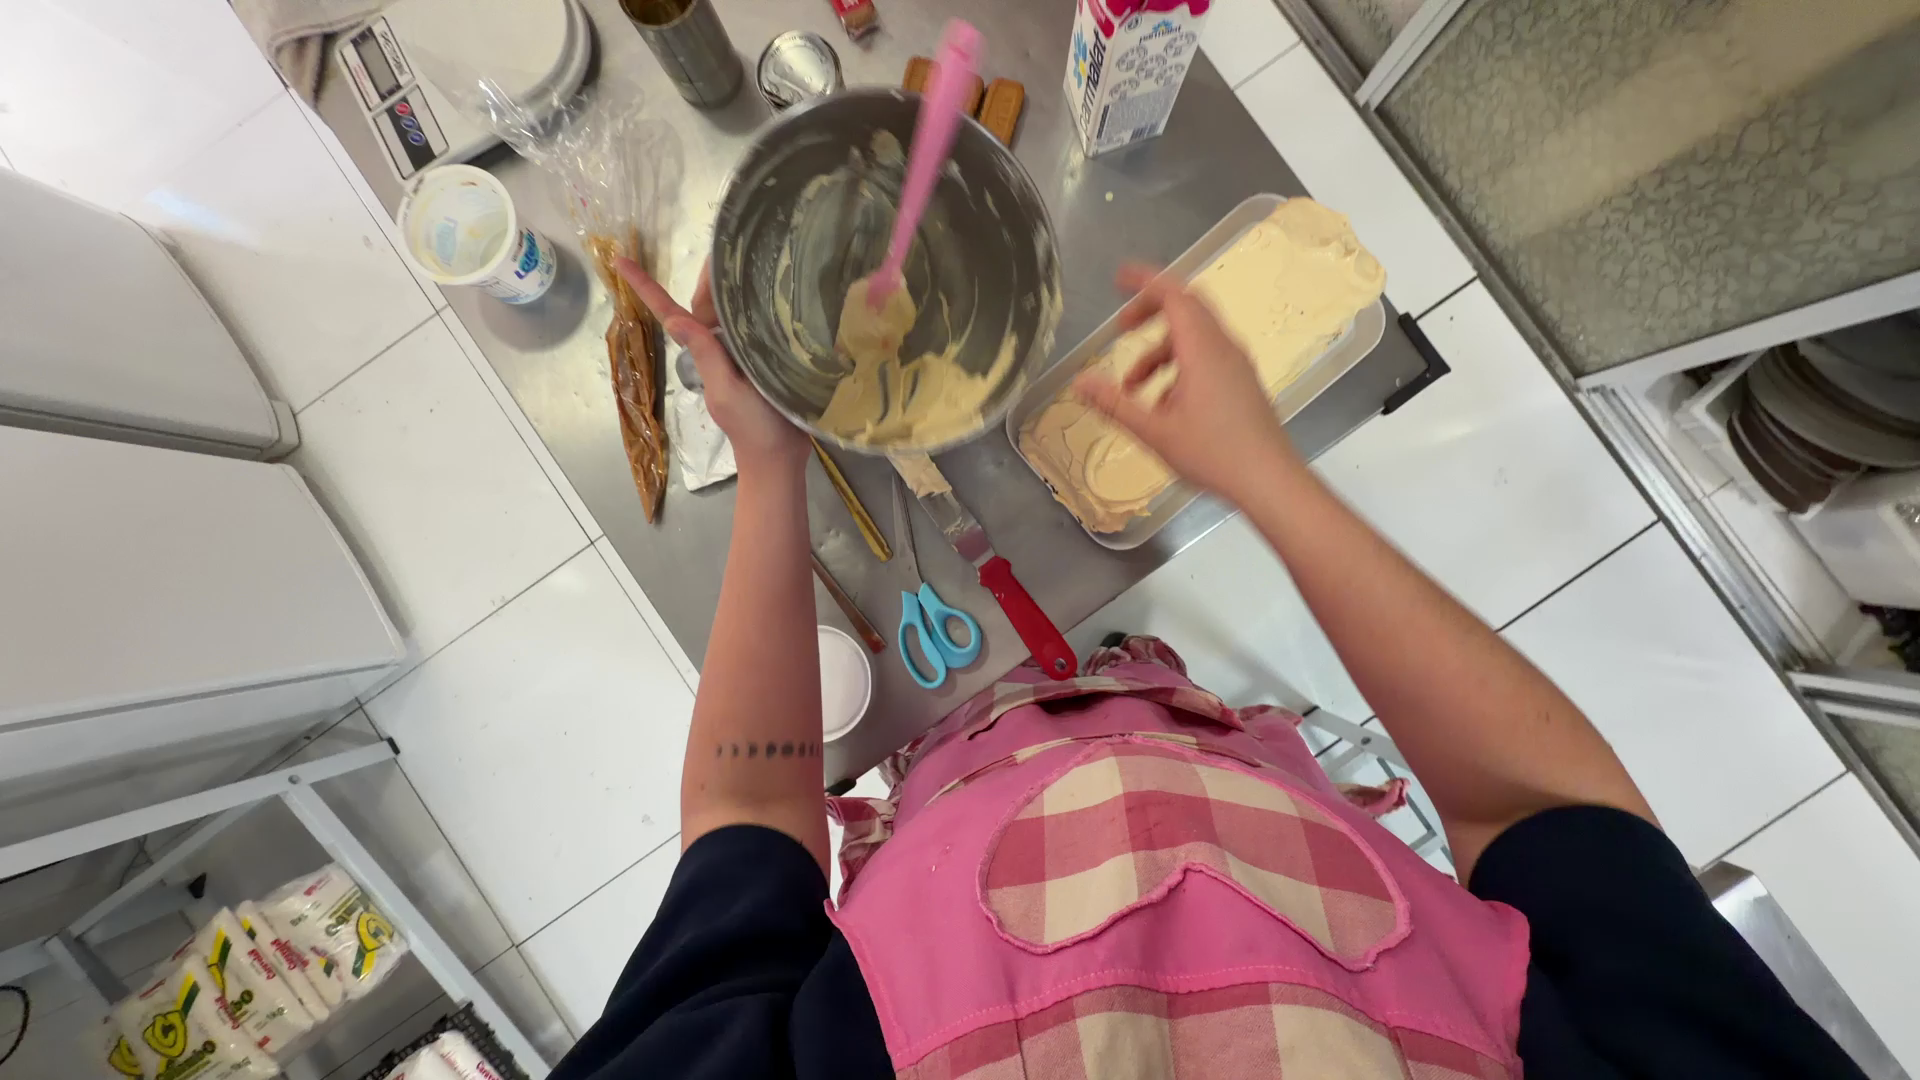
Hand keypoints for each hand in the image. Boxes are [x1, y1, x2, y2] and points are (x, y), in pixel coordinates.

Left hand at [615, 256, 807, 476]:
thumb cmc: (754, 428)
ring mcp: (743, 357)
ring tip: (752, 258)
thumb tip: (675, 319)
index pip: (672, 315)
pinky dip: (762, 310)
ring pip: (733, 313)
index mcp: (704, 354)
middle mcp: (720, 350)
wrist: (781, 459)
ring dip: (738, 288)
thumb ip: (706, 357)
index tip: (619, 260)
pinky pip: (757, 329)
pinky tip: (775, 293)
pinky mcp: (767, 363)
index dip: (646, 288)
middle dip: (711, 276)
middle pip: (708, 305)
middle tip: (730, 247)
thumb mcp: (727, 391)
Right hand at [1072, 262, 1302, 504]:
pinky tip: (1164, 406)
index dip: (1145, 282)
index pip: (1174, 295)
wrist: (1269, 481)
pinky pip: (1206, 358)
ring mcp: (1237, 365)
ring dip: (1159, 352)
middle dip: (1150, 314)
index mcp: (1202, 351)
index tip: (1118, 279)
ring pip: (1194, 338)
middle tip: (1121, 330)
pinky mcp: (1242, 383)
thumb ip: (1114, 404)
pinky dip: (1178, 367)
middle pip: (1186, 309)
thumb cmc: (1213, 454)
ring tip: (1133, 388)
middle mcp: (1223, 348)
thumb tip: (1079, 382)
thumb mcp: (1154, 431)